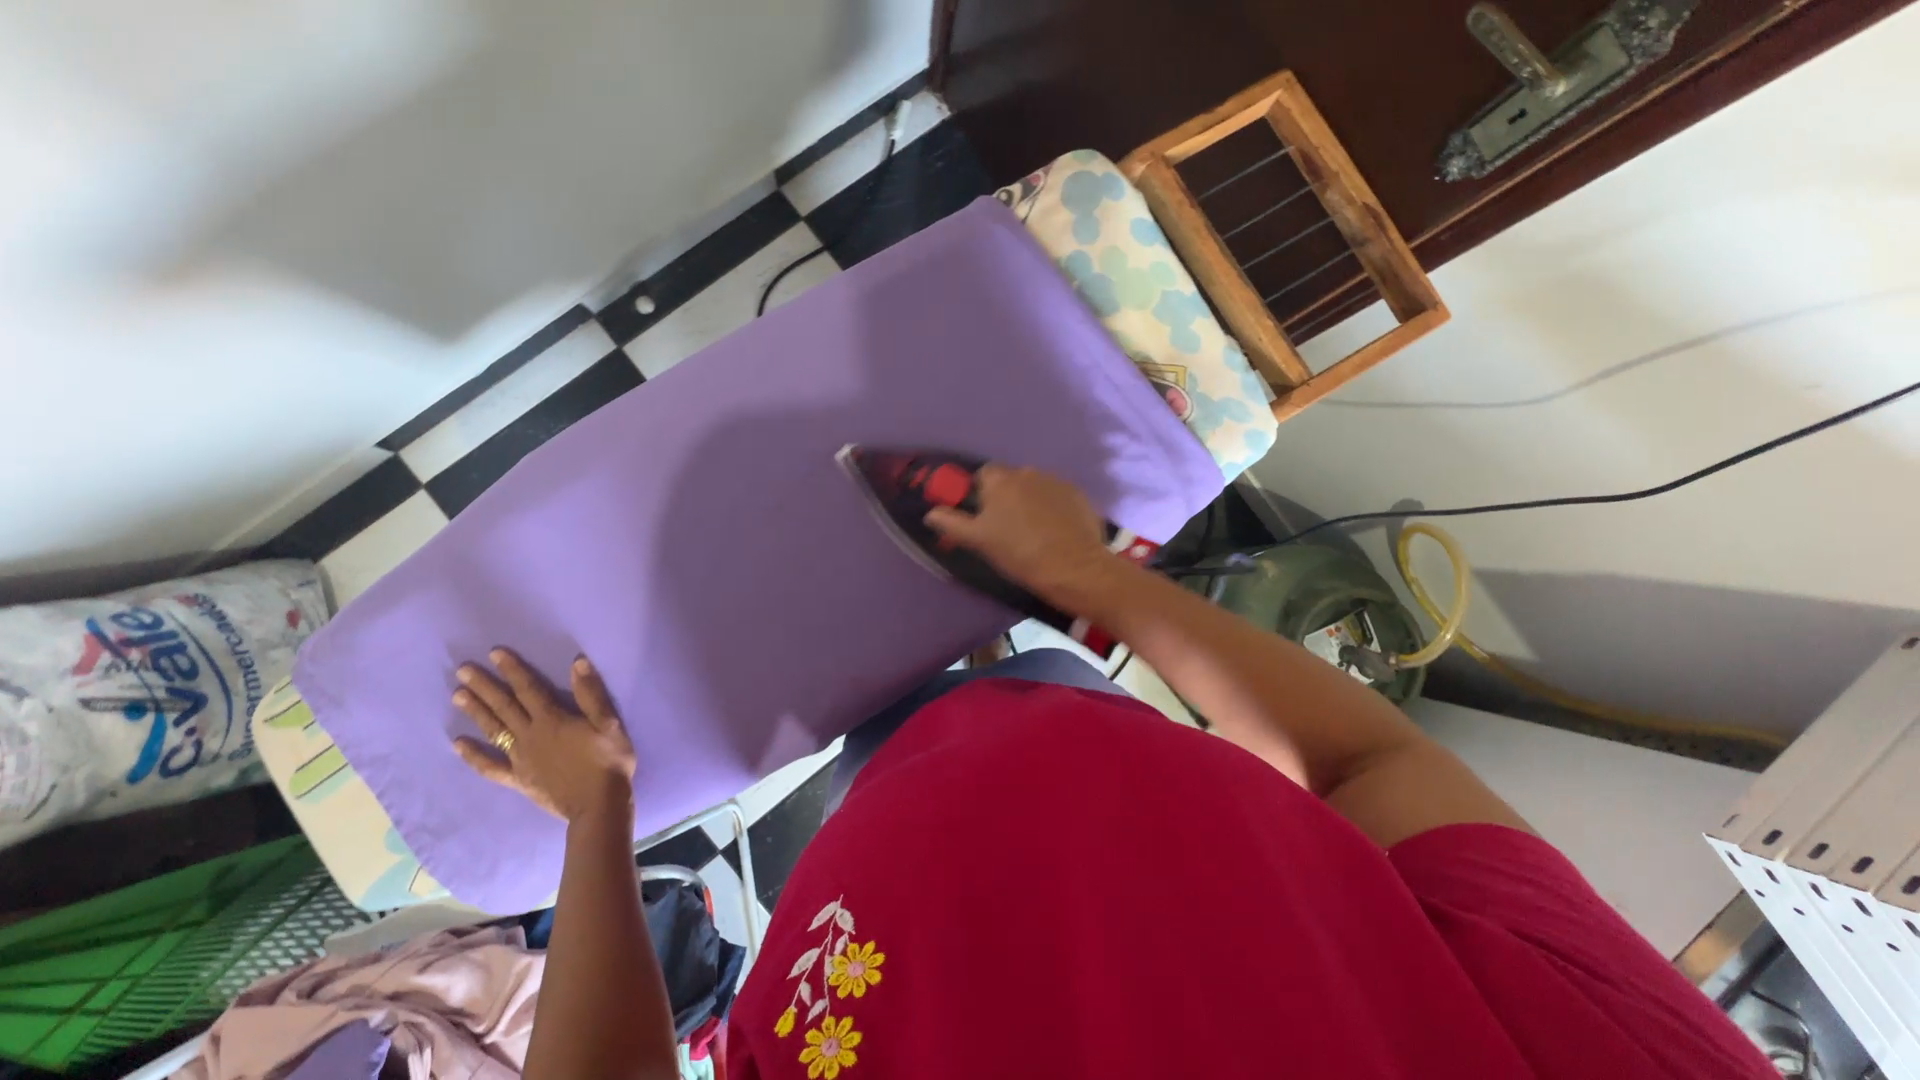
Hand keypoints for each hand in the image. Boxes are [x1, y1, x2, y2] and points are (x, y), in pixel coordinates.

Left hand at [452, 648, 636, 823]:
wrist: (599, 805)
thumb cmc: (608, 762)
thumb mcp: (609, 724)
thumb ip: (591, 694)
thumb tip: (577, 663)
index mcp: (552, 719)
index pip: (528, 688)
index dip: (512, 670)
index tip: (494, 653)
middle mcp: (530, 735)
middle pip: (504, 706)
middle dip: (484, 686)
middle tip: (463, 670)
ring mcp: (520, 758)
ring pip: (494, 730)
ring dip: (475, 712)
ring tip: (457, 696)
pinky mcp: (518, 779)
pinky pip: (490, 767)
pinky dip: (473, 756)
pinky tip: (458, 744)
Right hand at [923, 464, 1118, 609]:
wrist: (1073, 566)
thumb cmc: (1019, 553)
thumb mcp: (979, 541)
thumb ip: (952, 523)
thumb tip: (930, 513)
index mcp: (1000, 480)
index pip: (984, 474)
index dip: (981, 493)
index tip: (984, 516)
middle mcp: (1028, 472)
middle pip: (1011, 479)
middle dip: (1007, 497)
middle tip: (1007, 527)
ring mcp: (1056, 481)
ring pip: (1035, 487)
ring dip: (1031, 501)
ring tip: (1034, 530)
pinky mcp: (1078, 494)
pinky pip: (1058, 496)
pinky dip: (1054, 508)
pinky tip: (1056, 531)